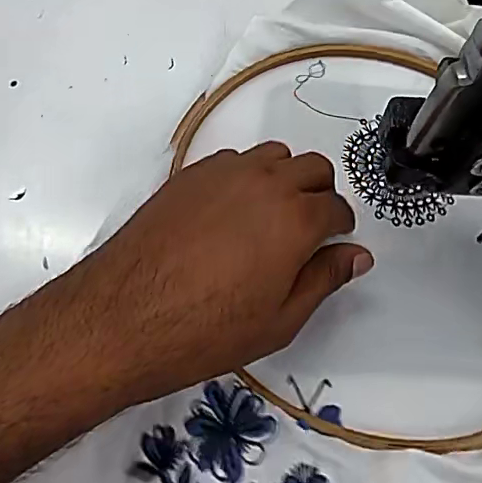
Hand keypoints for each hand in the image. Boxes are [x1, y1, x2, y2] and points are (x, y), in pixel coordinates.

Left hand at [36, 141, 369, 404]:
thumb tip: (356, 257)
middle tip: (309, 227)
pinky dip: (245, 175)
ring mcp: (224, 173)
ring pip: (274, 154)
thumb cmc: (205, 328)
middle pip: (313, 166)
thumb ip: (324, 279)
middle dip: (320, 192)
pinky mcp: (191, 173)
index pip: (337, 206)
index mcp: (294, 219)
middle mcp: (264, 183)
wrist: (125, 315)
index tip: (334, 240)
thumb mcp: (280, 319)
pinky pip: (233, 159)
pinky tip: (231, 210)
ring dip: (284, 177)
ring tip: (271, 215)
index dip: (341, 225)